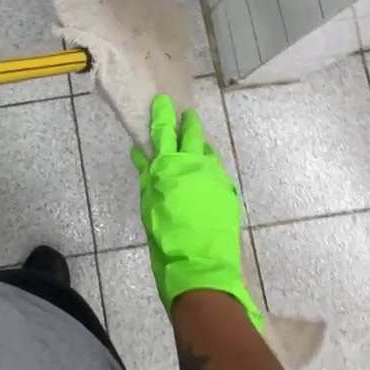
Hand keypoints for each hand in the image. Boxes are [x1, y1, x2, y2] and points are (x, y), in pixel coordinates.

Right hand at [130, 94, 260, 329]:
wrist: (200, 269)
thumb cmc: (164, 240)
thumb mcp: (148, 207)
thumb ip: (147, 178)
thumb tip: (140, 155)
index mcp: (169, 168)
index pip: (163, 132)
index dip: (161, 114)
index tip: (162, 100)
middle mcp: (195, 165)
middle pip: (192, 135)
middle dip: (188, 123)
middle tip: (186, 116)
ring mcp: (215, 178)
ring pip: (208, 153)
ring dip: (200, 149)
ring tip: (195, 150)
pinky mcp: (228, 193)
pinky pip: (217, 173)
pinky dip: (209, 171)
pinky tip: (205, 180)